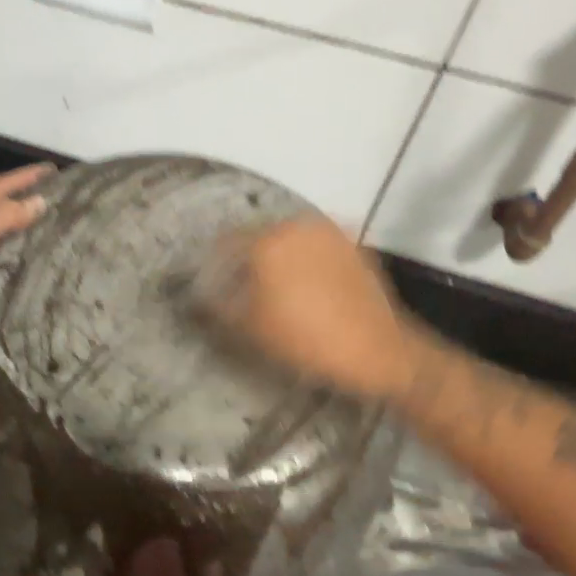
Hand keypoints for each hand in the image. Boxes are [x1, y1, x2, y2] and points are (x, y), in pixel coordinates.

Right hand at [197, 218, 414, 400]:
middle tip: (244, 289)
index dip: (214, 266)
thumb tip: (196, 295)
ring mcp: (330, 231)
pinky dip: (308, 260)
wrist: (379, 351)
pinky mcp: (355, 244)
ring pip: (291, 239)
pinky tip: (308, 285)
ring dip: (279, 257)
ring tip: (277, 288)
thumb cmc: (308, 342)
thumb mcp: (252, 331)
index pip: (225, 244)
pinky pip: (319, 248)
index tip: (212, 286)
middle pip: (259, 237)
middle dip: (248, 259)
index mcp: (267, 240)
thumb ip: (218, 307)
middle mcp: (297, 225)